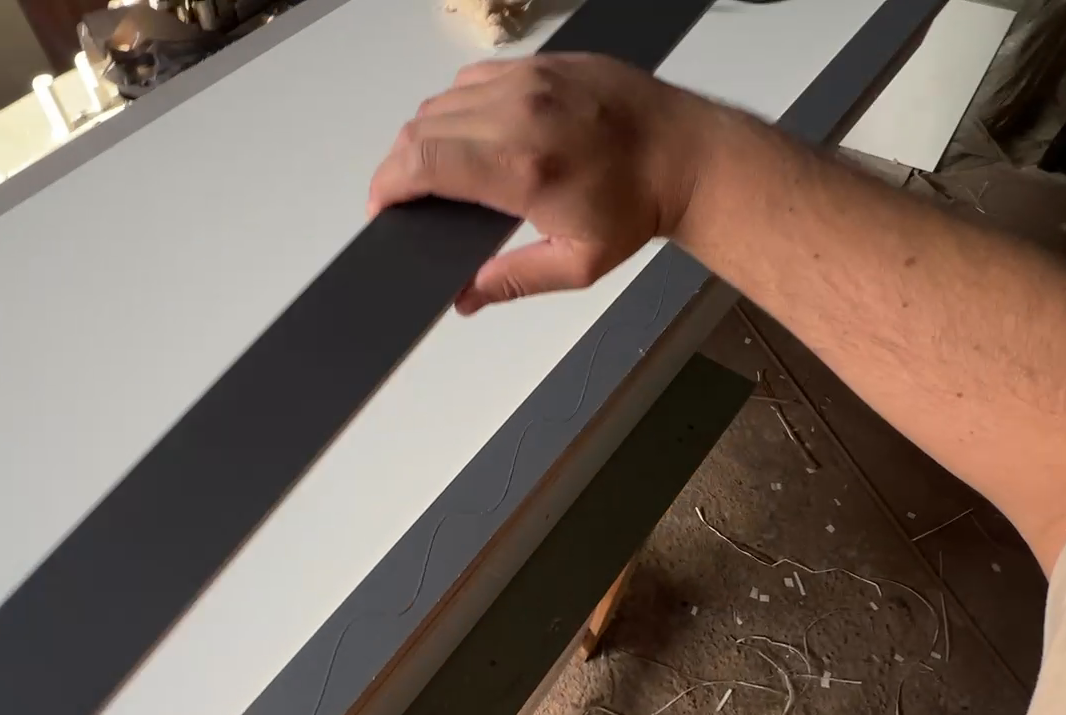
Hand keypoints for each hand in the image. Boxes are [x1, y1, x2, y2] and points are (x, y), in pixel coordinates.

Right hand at [368, 54, 712, 313]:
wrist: (684, 154)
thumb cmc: (636, 211)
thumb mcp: (576, 264)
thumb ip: (513, 281)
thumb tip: (464, 299)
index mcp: (524, 167)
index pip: (425, 162)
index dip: (387, 185)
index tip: (381, 208)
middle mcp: (520, 112)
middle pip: (421, 129)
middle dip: (398, 167)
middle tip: (402, 199)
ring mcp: (530, 80)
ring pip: (442, 101)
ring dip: (425, 138)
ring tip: (436, 173)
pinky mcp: (542, 64)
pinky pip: (474, 80)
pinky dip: (457, 110)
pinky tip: (471, 138)